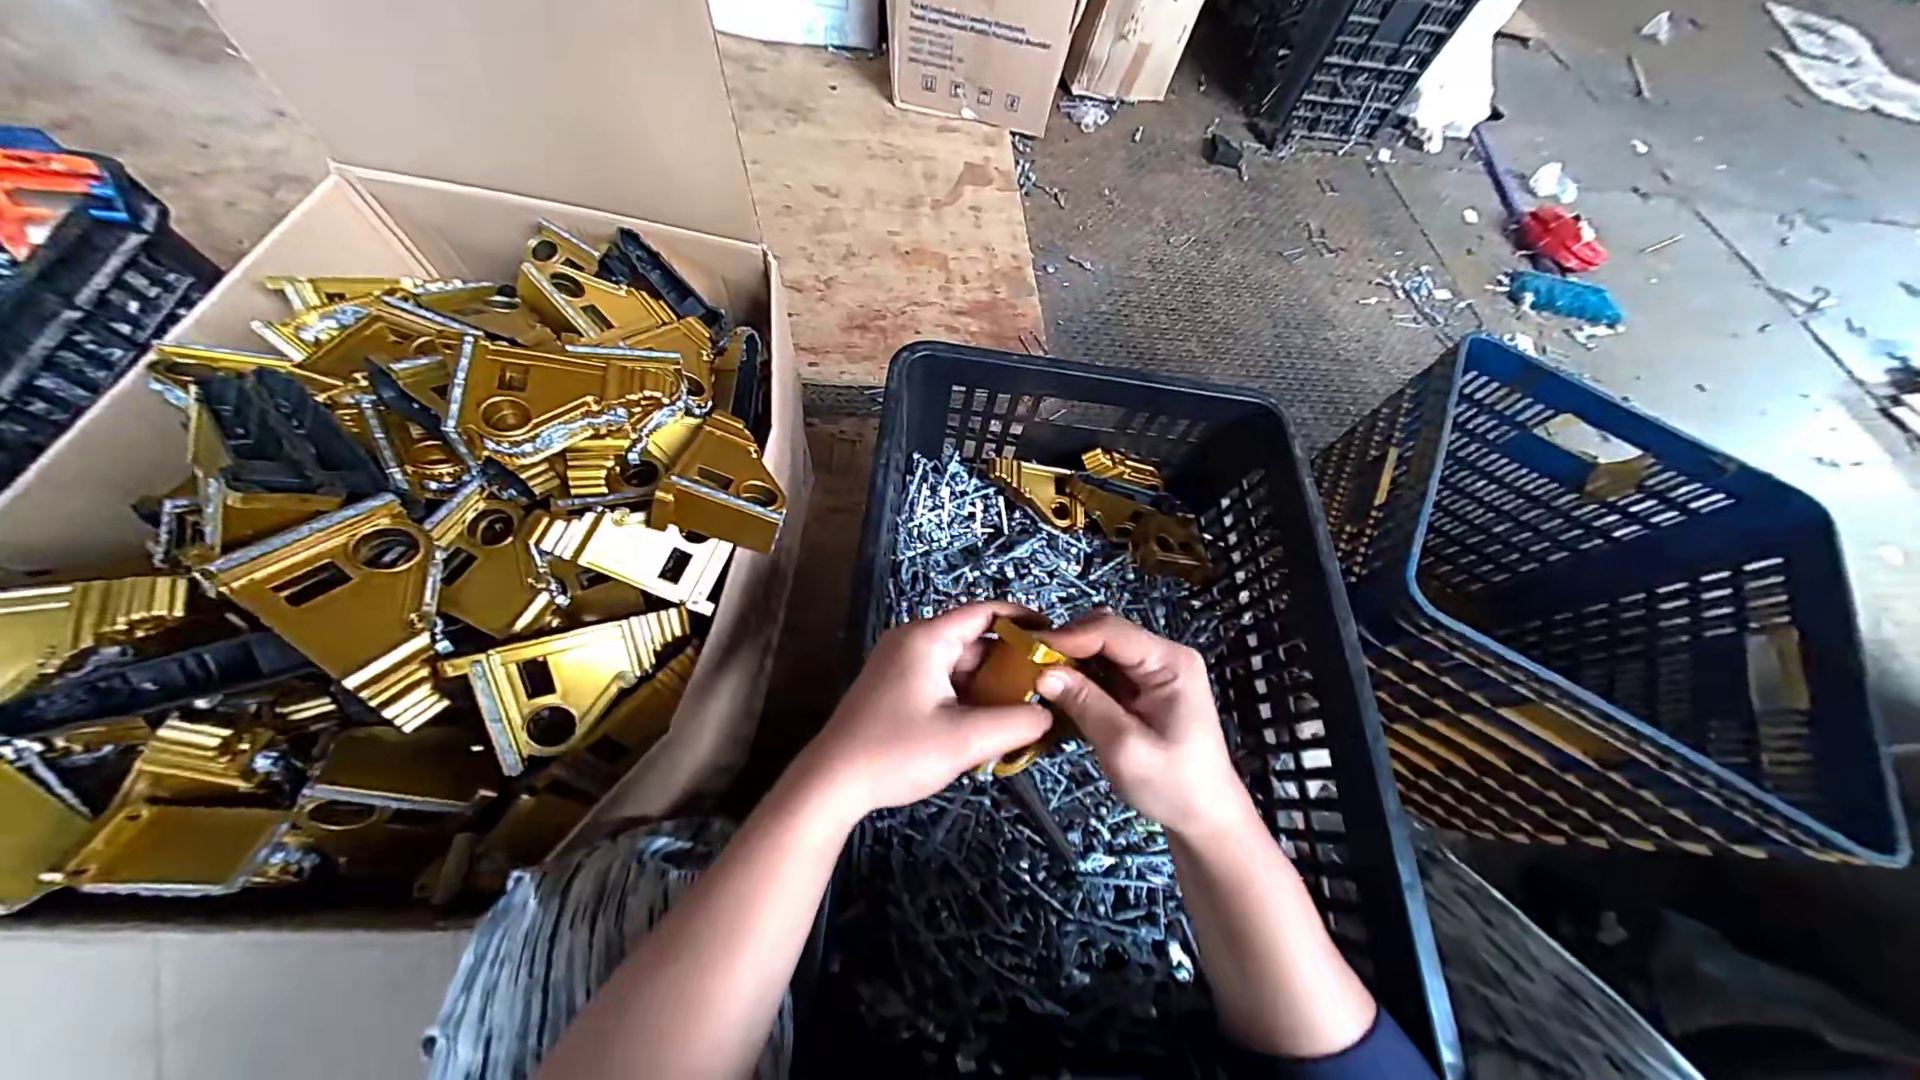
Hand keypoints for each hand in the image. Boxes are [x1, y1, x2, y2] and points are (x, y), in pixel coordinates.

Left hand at [796, 602, 1051, 821]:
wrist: (832, 781)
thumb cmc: (897, 752)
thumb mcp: (965, 740)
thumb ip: (1017, 723)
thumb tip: (1049, 714)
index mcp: (928, 638)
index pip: (986, 612)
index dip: (1023, 620)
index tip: (1055, 637)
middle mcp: (913, 641)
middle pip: (973, 640)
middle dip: (1010, 662)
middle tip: (1045, 684)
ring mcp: (900, 663)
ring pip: (958, 663)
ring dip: (989, 683)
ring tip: (1022, 707)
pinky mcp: (895, 685)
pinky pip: (942, 679)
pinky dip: (966, 694)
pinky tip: (985, 721)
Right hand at [1036, 613, 1255, 838]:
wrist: (1204, 816)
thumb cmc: (1173, 786)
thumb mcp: (1125, 748)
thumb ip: (1086, 705)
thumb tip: (1043, 673)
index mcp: (1170, 662)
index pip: (1111, 631)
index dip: (1067, 637)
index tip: (1028, 652)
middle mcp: (1163, 656)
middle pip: (1103, 632)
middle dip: (1066, 646)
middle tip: (1030, 668)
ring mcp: (1152, 669)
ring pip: (1099, 647)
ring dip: (1070, 661)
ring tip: (1039, 679)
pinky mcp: (1141, 685)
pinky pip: (1102, 667)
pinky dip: (1079, 675)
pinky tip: (1060, 692)